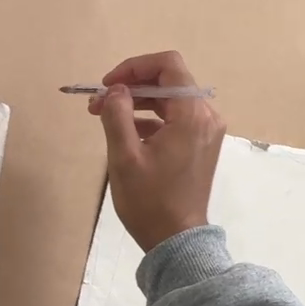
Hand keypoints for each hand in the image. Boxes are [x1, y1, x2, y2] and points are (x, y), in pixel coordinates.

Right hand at [87, 51, 226, 251]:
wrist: (175, 239)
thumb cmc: (149, 201)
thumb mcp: (124, 158)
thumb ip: (117, 117)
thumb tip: (114, 91)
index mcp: (192, 114)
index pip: (168, 66)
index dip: (134, 67)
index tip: (107, 85)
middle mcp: (206, 116)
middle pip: (170, 81)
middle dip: (132, 86)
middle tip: (98, 102)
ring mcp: (206, 131)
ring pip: (171, 100)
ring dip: (138, 102)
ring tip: (105, 116)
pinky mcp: (200, 145)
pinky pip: (175, 119)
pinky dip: (150, 118)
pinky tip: (126, 132)